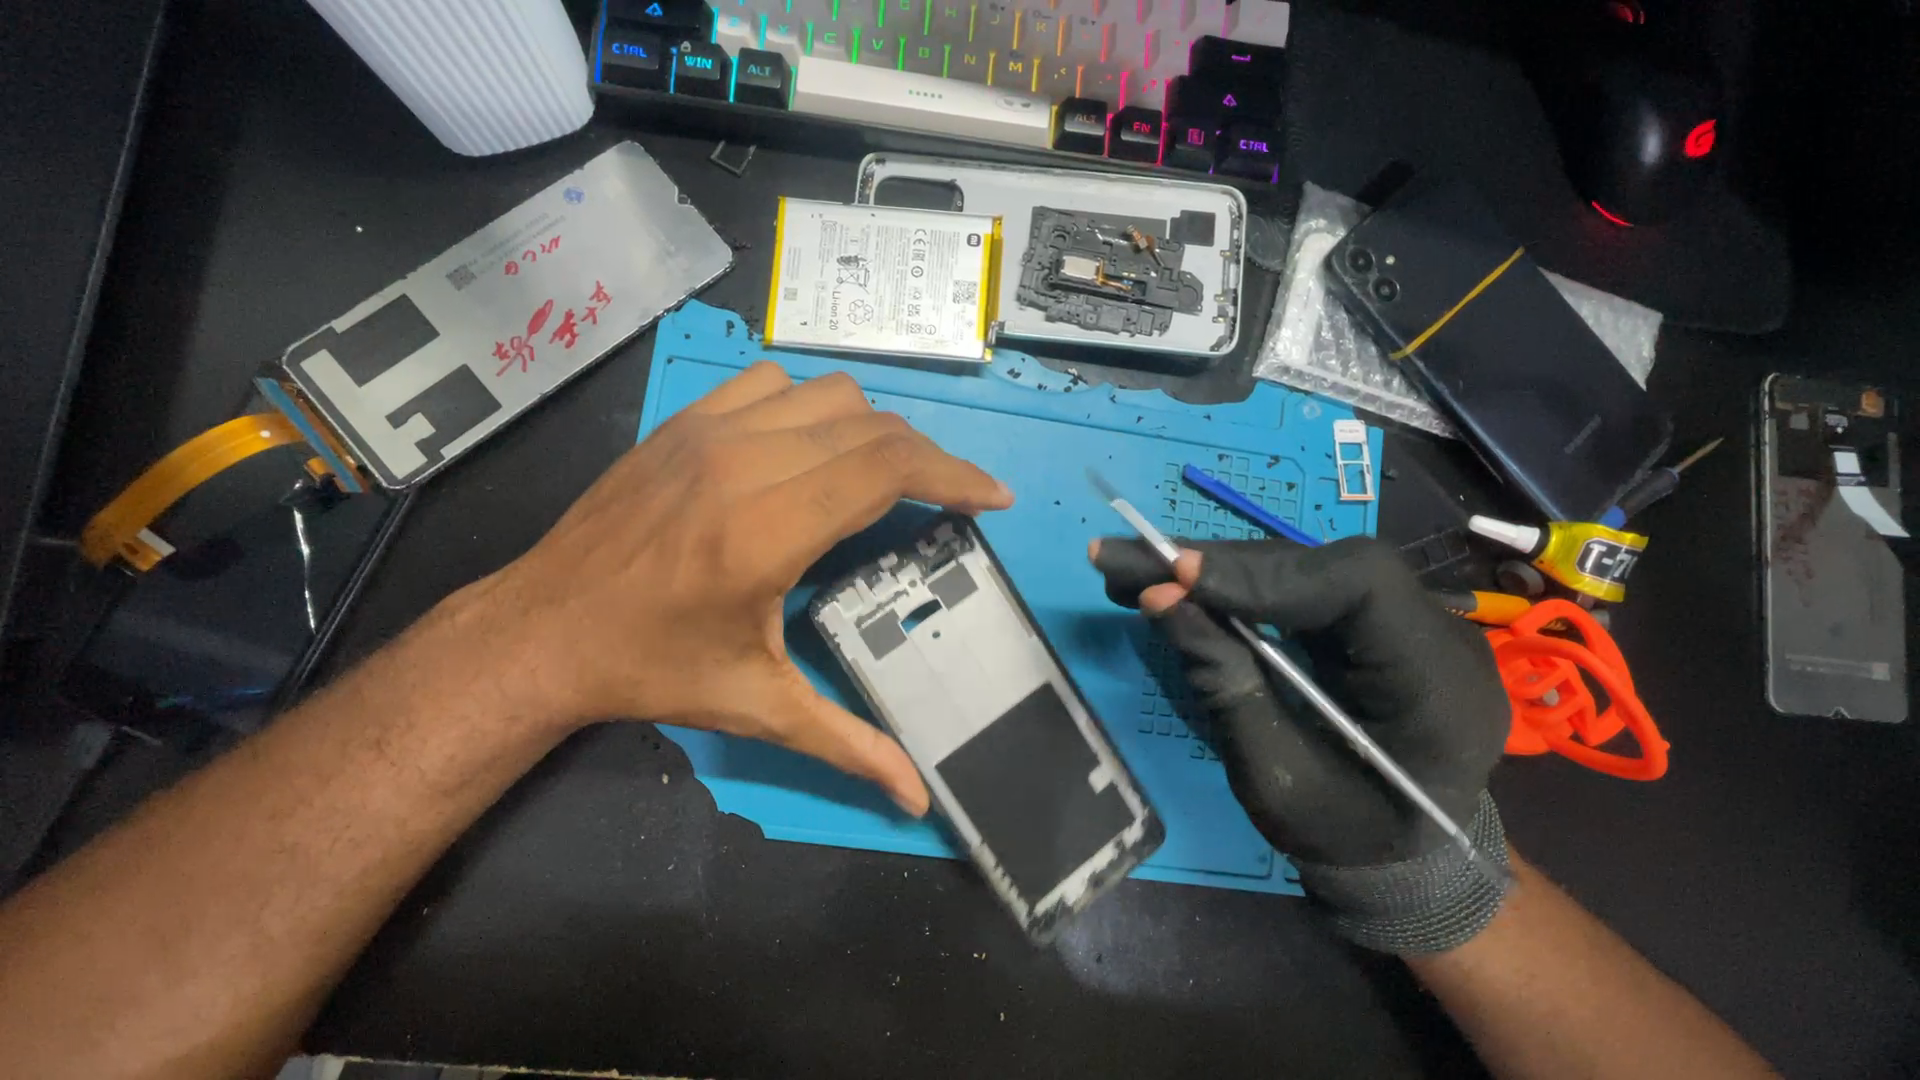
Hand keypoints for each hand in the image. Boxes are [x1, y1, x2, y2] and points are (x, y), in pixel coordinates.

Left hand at [468, 362, 1011, 813]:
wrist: (542, 630)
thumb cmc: (652, 670)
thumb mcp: (757, 709)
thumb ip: (849, 744)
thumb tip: (918, 798)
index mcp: (765, 532)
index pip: (886, 470)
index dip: (954, 476)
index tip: (993, 498)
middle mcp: (742, 464)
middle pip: (871, 427)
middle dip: (928, 458)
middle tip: (949, 498)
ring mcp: (708, 432)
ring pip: (828, 395)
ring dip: (873, 430)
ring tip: (886, 475)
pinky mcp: (683, 423)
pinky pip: (773, 385)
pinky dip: (813, 409)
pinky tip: (813, 449)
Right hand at [1092, 537, 1512, 952]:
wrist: (1401, 856)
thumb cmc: (1343, 834)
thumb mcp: (1274, 777)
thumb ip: (1224, 685)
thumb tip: (1159, 599)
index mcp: (1437, 684)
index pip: (1358, 586)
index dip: (1263, 572)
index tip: (1175, 575)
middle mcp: (1433, 632)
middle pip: (1320, 563)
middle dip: (1216, 563)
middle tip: (1121, 559)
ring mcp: (1402, 619)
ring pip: (1301, 566)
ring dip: (1213, 568)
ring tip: (1130, 569)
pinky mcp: (1365, 620)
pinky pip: (1295, 585)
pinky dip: (1231, 584)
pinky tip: (1176, 585)